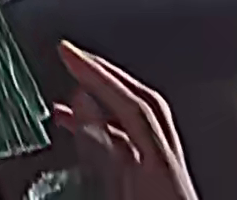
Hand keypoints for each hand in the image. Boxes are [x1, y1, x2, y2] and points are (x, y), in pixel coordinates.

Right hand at [52, 42, 199, 199]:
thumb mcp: (110, 192)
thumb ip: (98, 157)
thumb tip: (80, 107)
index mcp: (163, 182)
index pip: (135, 108)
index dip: (98, 73)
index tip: (66, 51)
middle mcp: (171, 180)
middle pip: (147, 110)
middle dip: (106, 76)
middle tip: (70, 56)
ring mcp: (167, 188)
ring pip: (142, 128)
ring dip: (103, 100)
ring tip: (67, 88)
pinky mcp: (158, 195)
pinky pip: (133, 149)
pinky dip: (103, 129)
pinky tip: (75, 132)